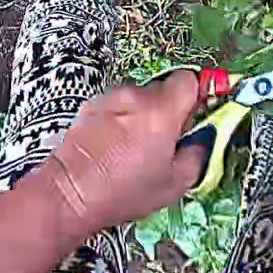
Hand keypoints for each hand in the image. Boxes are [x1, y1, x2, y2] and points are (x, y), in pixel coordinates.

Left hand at [35, 70, 207, 240]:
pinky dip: (123, 118)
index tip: (196, 116)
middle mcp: (137, 95)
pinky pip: (120, 104)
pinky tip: (114, 145)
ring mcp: (112, 97)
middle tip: (166, 140)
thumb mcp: (174, 184)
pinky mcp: (93, 103)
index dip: (197, 94)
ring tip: (135, 147)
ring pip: (141, 97)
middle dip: (171, 109)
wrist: (69, 193)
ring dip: (145, 115)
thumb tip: (203, 139)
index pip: (190, 79)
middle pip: (165, 88)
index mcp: (162, 110)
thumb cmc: (124, 191)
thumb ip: (197, 154)